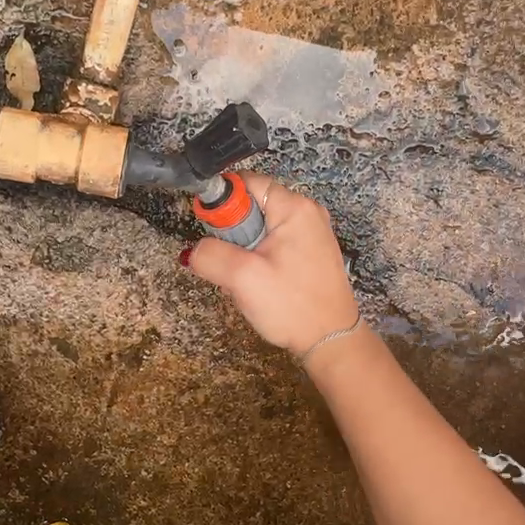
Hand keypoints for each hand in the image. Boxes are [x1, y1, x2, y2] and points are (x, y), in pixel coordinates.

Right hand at [182, 172, 359, 353]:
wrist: (331, 341)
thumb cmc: (294, 307)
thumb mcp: (242, 278)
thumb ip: (209, 255)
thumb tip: (193, 251)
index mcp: (294, 208)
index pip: (245, 183)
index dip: (222, 204)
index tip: (212, 232)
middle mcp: (306, 213)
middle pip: (251, 207)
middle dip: (232, 236)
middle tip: (232, 265)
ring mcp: (310, 234)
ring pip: (259, 231)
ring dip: (243, 254)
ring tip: (247, 281)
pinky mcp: (309, 253)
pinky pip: (272, 246)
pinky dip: (258, 263)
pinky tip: (260, 286)